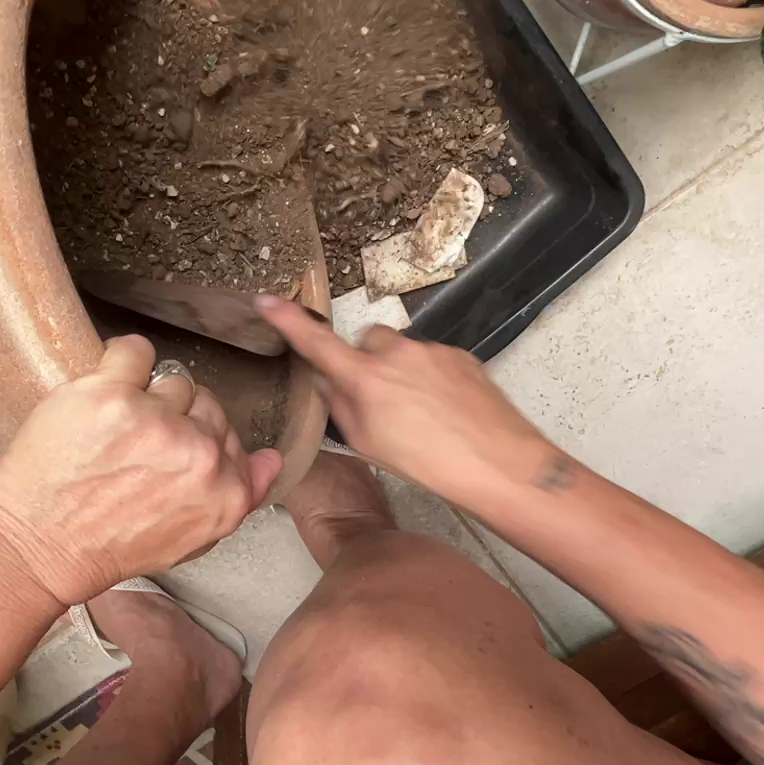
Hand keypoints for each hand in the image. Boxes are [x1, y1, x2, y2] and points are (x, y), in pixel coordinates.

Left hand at [0, 335, 282, 605]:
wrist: (38, 545)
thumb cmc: (109, 546)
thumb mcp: (190, 538)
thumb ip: (239, 496)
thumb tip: (272, 459)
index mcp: (226, 492)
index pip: (231, 434)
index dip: (197, 440)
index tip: (167, 455)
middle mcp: (200, 455)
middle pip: (205, 404)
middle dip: (174, 419)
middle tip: (136, 449)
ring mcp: (156, 420)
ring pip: (171, 381)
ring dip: (145, 397)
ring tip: (113, 430)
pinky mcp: (111, 393)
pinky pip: (134, 350)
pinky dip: (122, 361)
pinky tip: (104, 390)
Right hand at [256, 295, 557, 504]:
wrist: (497, 462)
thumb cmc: (426, 463)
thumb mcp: (368, 444)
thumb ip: (340, 407)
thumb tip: (327, 382)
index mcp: (366, 378)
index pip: (317, 343)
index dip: (288, 321)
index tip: (266, 300)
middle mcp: (396, 353)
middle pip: (366, 342)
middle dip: (366, 362)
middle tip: (378, 400)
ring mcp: (431, 350)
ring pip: (401, 350)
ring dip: (399, 370)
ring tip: (418, 411)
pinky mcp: (459, 354)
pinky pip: (431, 357)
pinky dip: (429, 376)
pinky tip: (442, 408)